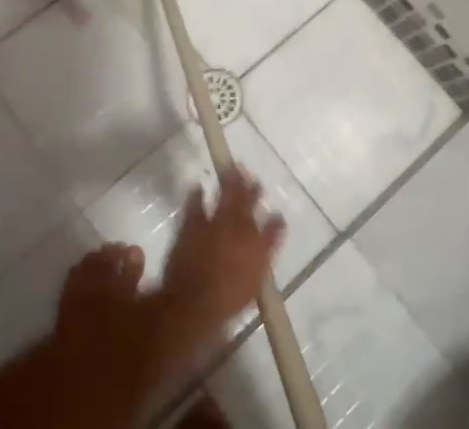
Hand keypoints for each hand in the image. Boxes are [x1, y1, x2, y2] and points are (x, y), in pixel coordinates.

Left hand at [159, 166, 286, 336]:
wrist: (194, 301)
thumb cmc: (227, 300)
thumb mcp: (254, 283)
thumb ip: (265, 255)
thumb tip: (277, 228)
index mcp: (257, 245)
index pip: (272, 226)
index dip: (274, 218)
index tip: (277, 213)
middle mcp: (238, 229)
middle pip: (247, 203)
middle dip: (250, 188)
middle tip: (252, 174)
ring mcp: (214, 224)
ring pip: (224, 196)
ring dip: (229, 182)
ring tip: (232, 168)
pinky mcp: (191, 226)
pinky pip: (195, 204)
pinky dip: (196, 195)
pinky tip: (197, 186)